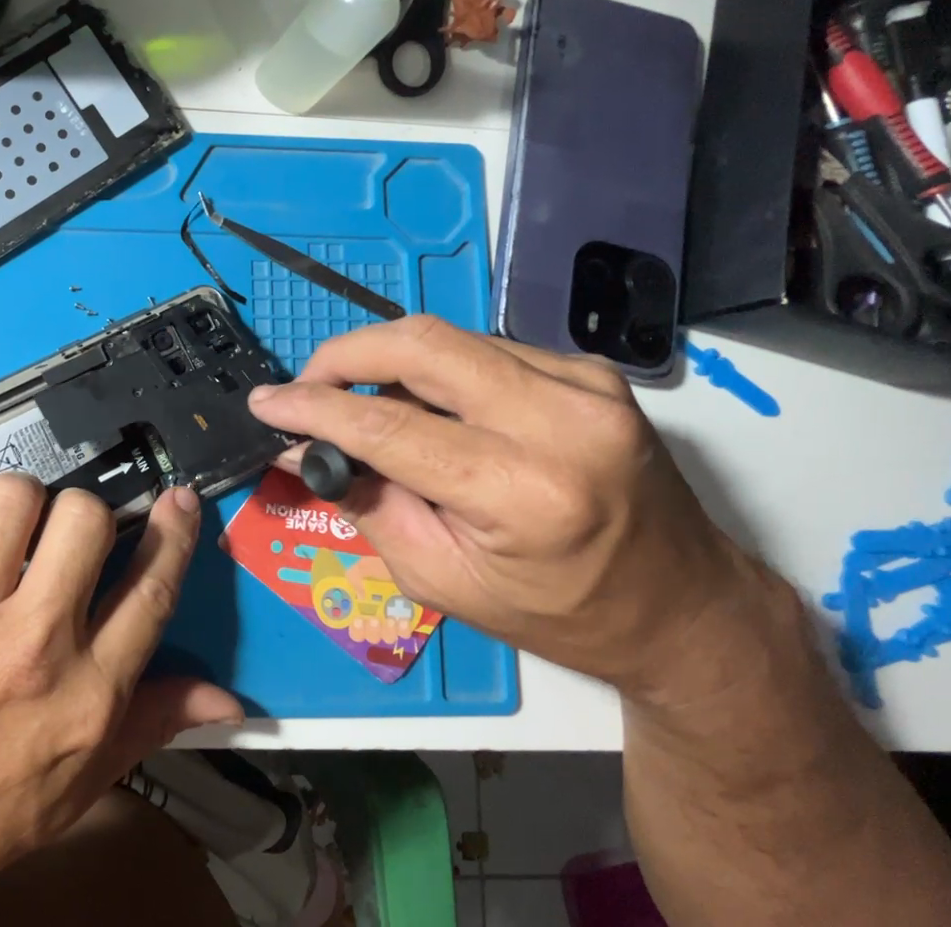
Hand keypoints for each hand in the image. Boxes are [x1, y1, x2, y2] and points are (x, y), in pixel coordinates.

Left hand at [0, 463, 242, 924]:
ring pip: (9, 499)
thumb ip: (151, 723)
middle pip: (84, 520)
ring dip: (13, 499)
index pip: (150, 589)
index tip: (175, 498)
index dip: (172, 534)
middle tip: (60, 537)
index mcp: (88, 689)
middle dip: (83, 513)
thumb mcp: (83, 781)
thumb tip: (225, 700)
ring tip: (0, 526)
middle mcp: (32, 639)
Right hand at [246, 316, 763, 695]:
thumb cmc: (558, 613)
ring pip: (448, 338)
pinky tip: (421, 407)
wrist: (686, 606)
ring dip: (384, 361)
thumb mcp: (441, 580)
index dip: (313, 408)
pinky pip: (482, 351)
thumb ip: (366, 505)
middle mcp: (561, 419)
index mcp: (524, 490)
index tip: (264, 403)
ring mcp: (583, 384)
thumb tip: (303, 451)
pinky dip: (432, 370)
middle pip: (421, 344)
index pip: (388, 425)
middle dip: (343, 354)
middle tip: (304, 387)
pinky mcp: (588, 372)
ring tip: (356, 403)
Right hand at [342, 558, 413, 644]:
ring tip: (391, 620)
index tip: (358, 620)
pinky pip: (403, 634)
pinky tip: (404, 619)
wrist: (417, 570)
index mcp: (361, 603)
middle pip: (366, 635)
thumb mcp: (366, 566)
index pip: (350, 622)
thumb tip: (359, 595)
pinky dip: (402, 629)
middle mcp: (374, 613)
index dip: (352, 626)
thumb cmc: (387, 568)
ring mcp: (391, 620)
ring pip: (385, 637)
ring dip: (385, 631)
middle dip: (368, 631)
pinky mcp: (408, 622)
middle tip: (374, 620)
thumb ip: (354, 576)